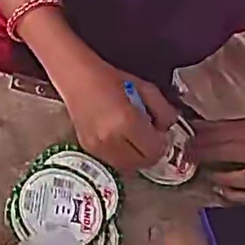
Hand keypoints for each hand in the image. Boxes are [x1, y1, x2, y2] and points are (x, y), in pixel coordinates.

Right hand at [52, 56, 178, 169]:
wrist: (77, 78)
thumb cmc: (110, 79)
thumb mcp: (145, 88)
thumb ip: (164, 110)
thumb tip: (167, 128)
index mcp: (127, 121)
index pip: (154, 150)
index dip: (162, 143)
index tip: (160, 132)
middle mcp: (111, 138)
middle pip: (143, 162)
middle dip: (151, 152)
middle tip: (150, 136)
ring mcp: (97, 146)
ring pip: (128, 166)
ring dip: (137, 156)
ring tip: (134, 137)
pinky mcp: (88, 148)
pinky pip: (114, 161)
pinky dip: (123, 155)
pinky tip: (121, 138)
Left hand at [189, 118, 244, 204]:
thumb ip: (232, 128)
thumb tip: (198, 128)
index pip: (227, 132)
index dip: (203, 135)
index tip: (187, 137)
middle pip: (228, 152)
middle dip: (204, 153)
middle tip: (189, 155)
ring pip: (239, 178)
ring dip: (218, 176)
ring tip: (206, 173)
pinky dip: (233, 195)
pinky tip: (221, 191)